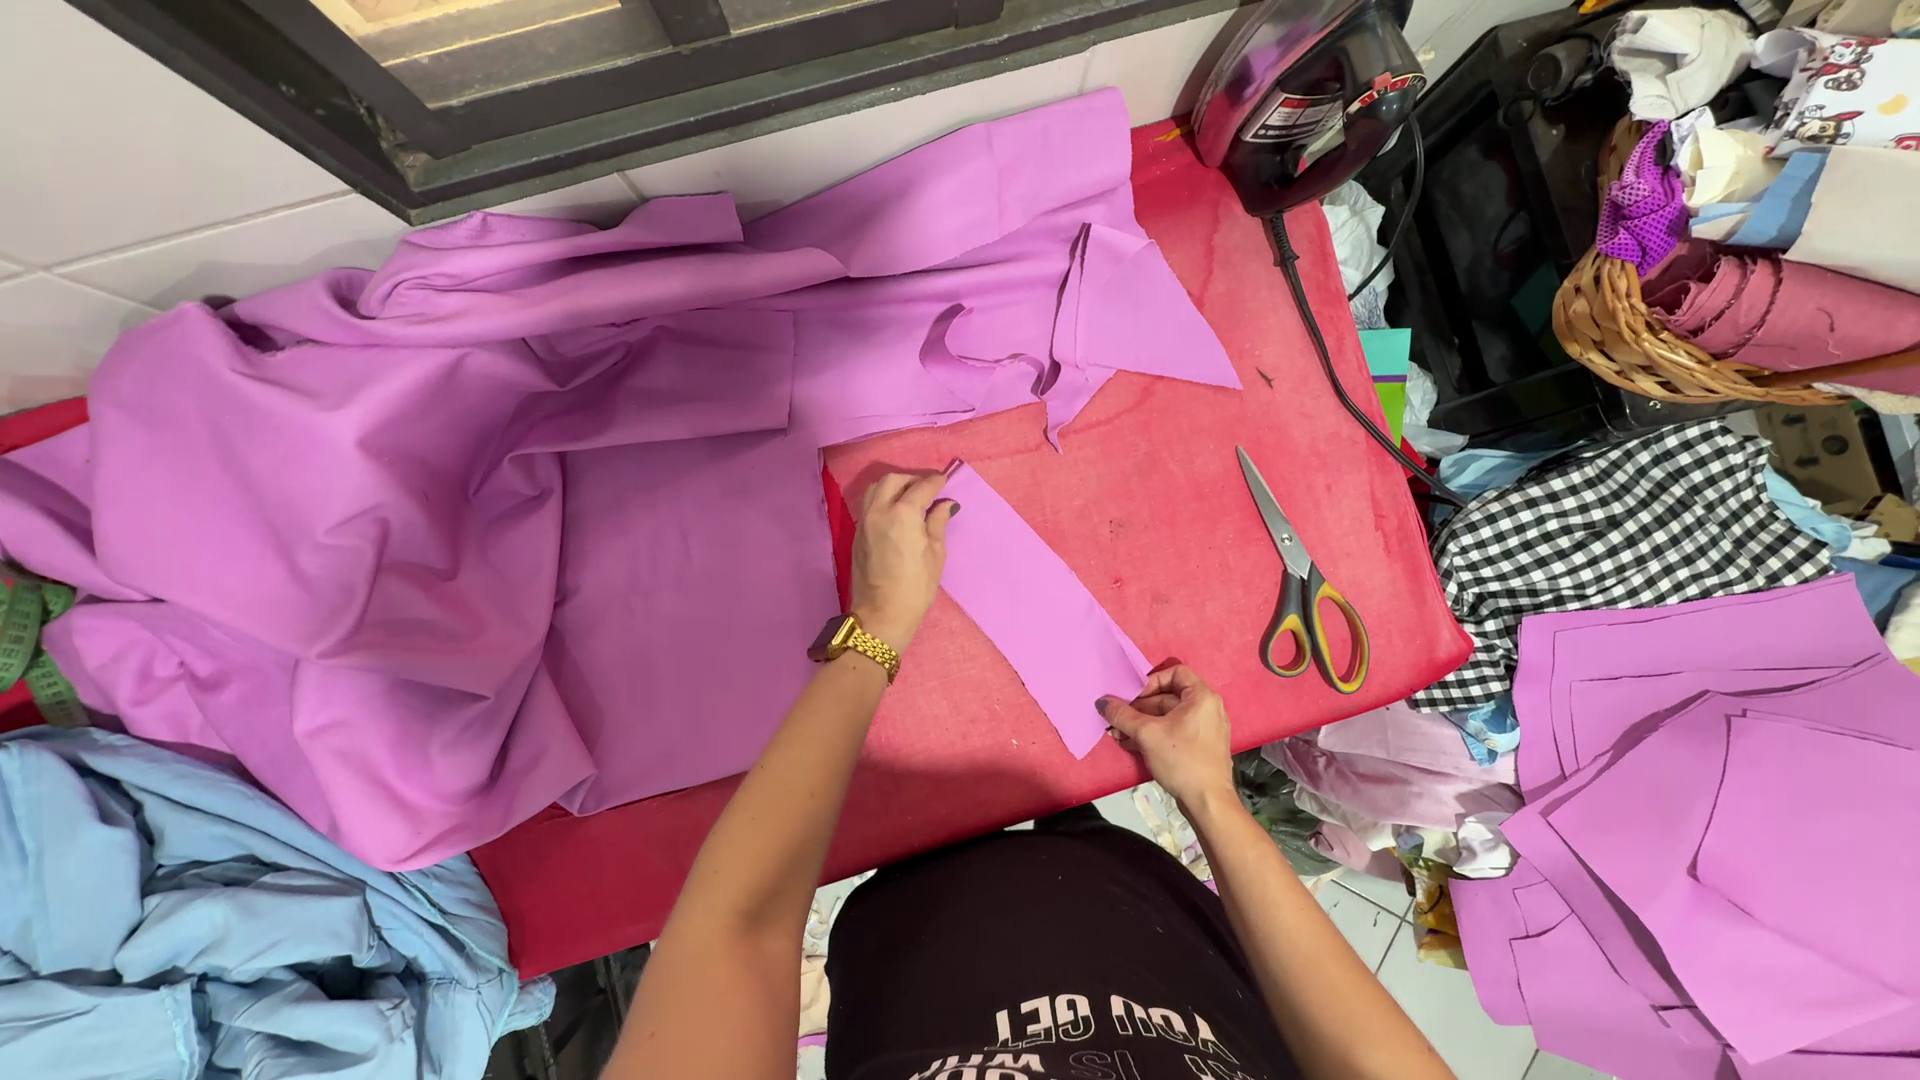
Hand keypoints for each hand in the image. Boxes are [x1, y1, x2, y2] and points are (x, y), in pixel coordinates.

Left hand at [850, 470, 959, 651]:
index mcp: (903, 515)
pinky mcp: (857, 533)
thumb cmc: (916, 587)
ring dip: (894, 486)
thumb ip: (938, 523)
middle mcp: (879, 511)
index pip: (921, 487)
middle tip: (928, 488)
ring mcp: (864, 521)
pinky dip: (882, 498)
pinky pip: (869, 504)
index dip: (936, 482)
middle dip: (912, 479)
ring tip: (910, 496)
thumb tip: (944, 505)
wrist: (882, 614)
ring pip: (876, 489)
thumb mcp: (936, 555)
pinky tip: (895, 510)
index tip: (945, 481)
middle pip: (893, 480)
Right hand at [1097, 662, 1234, 812]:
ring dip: (1143, 722)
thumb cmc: (1181, 759)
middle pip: (1168, 696)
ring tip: (1120, 734)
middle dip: (1140, 707)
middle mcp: (1208, 708)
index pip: (1175, 672)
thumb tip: (1102, 702)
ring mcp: (1206, 728)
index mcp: (1202, 697)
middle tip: (1119, 718)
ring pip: (1169, 716)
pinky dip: (1155, 734)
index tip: (1134, 697)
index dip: (1151, 681)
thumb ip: (1122, 715)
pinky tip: (1133, 744)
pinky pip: (1175, 731)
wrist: (1208, 802)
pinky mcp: (1201, 746)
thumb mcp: (1147, 734)